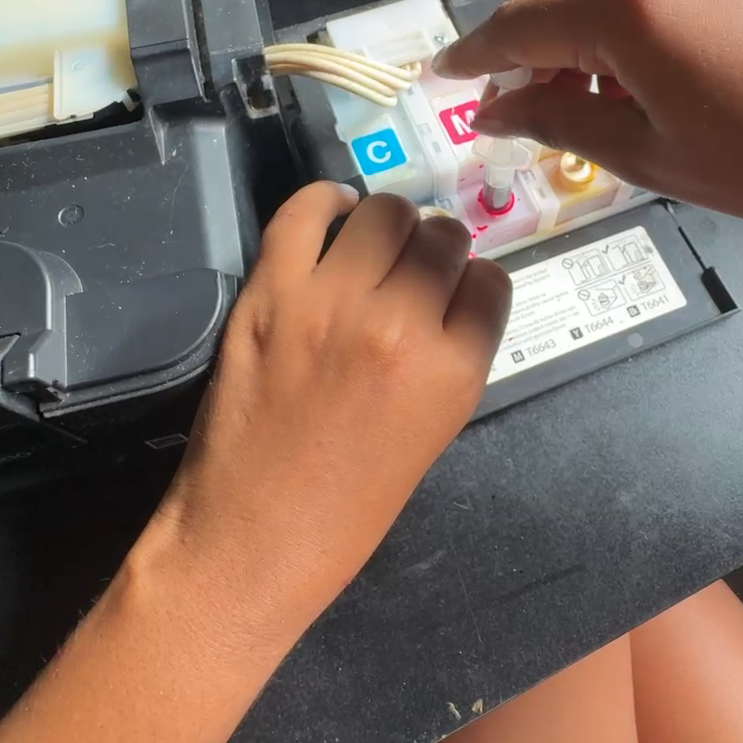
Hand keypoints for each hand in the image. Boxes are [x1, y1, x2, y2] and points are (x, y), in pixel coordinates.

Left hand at [142, 182, 510, 636]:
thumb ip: (452, 353)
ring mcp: (331, 302)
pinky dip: (326, 201)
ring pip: (385, 211)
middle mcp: (401, 324)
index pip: (491, 280)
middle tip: (412, 269)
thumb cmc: (351, 507)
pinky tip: (334, 215)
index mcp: (454, 371)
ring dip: (391, 222)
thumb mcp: (435, 431)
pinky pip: (305, 211)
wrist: (251, 541)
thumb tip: (448, 287)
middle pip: (443, 235)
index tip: (455, 290)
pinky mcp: (270, 292)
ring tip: (374, 245)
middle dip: (438, 247)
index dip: (474, 282)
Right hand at [432, 0, 742, 239]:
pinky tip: (646, 73)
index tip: (443, 74)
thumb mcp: (651, 155)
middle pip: (565, 2)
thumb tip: (499, 109)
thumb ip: (559, 120)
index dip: (475, 57)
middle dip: (539, 58)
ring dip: (588, 43)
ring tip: (595, 106)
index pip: (519, 26)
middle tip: (527, 114)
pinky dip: (635, 22)